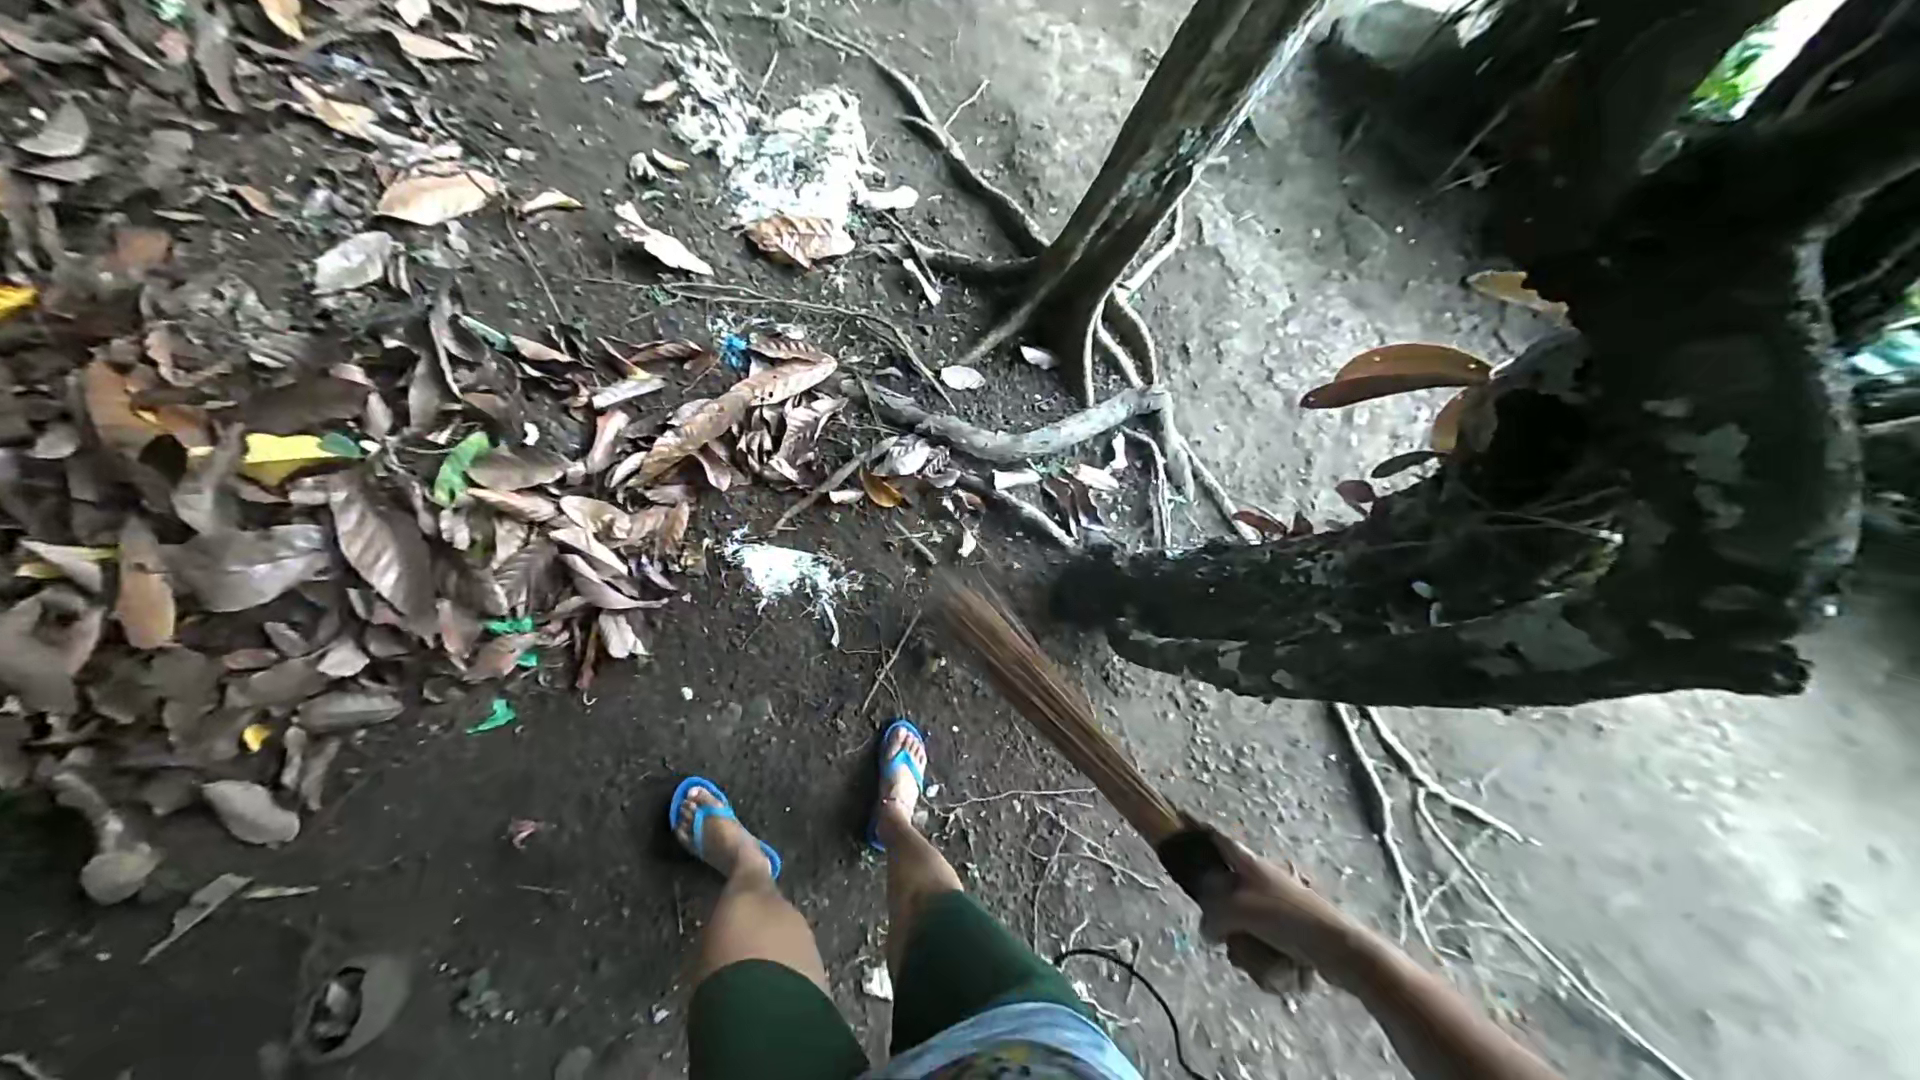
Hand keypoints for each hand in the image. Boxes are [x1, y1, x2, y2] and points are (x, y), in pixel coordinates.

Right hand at [1197, 829, 1362, 984]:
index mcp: (1250, 864)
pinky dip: (1263, 957)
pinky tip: (1271, 968)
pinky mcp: (1290, 930)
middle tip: (1225, 935)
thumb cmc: (1288, 918)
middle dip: (1222, 919)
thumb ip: (1213, 918)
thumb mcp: (1240, 912)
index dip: (1201, 832)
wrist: (1341, 950)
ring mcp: (1277, 905)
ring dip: (1244, 945)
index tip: (1184, 827)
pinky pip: (1262, 941)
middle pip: (1226, 892)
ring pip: (1243, 922)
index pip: (1220, 840)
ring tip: (1254, 960)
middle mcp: (1262, 879)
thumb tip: (1207, 931)